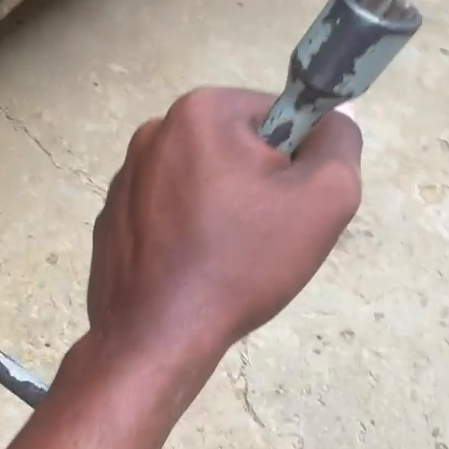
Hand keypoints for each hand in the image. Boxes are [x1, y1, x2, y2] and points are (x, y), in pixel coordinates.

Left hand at [88, 87, 361, 361]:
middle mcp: (149, 137)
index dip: (295, 160)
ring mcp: (120, 184)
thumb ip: (339, 141)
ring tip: (221, 259)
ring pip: (197, 187)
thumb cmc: (241, 264)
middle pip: (232, 151)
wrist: (156, 336)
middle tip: (257, 237)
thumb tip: (329, 120)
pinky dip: (183, 238)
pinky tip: (188, 272)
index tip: (284, 204)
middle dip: (254, 188)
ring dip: (218, 214)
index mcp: (198, 112)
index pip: (277, 115)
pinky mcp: (108, 225)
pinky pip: (164, 219)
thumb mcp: (325, 196)